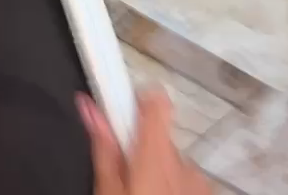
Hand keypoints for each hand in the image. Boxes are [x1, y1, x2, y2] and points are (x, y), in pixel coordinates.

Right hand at [81, 90, 211, 194]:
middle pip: (160, 136)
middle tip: (126, 176)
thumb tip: (86, 102)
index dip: (139, 101)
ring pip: (173, 161)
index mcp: (155, 156)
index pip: (157, 105)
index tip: (123, 111)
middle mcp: (184, 165)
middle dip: (141, 148)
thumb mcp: (107, 191)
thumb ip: (102, 146)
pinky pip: (187, 181)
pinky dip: (175, 188)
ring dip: (159, 171)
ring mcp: (202, 185)